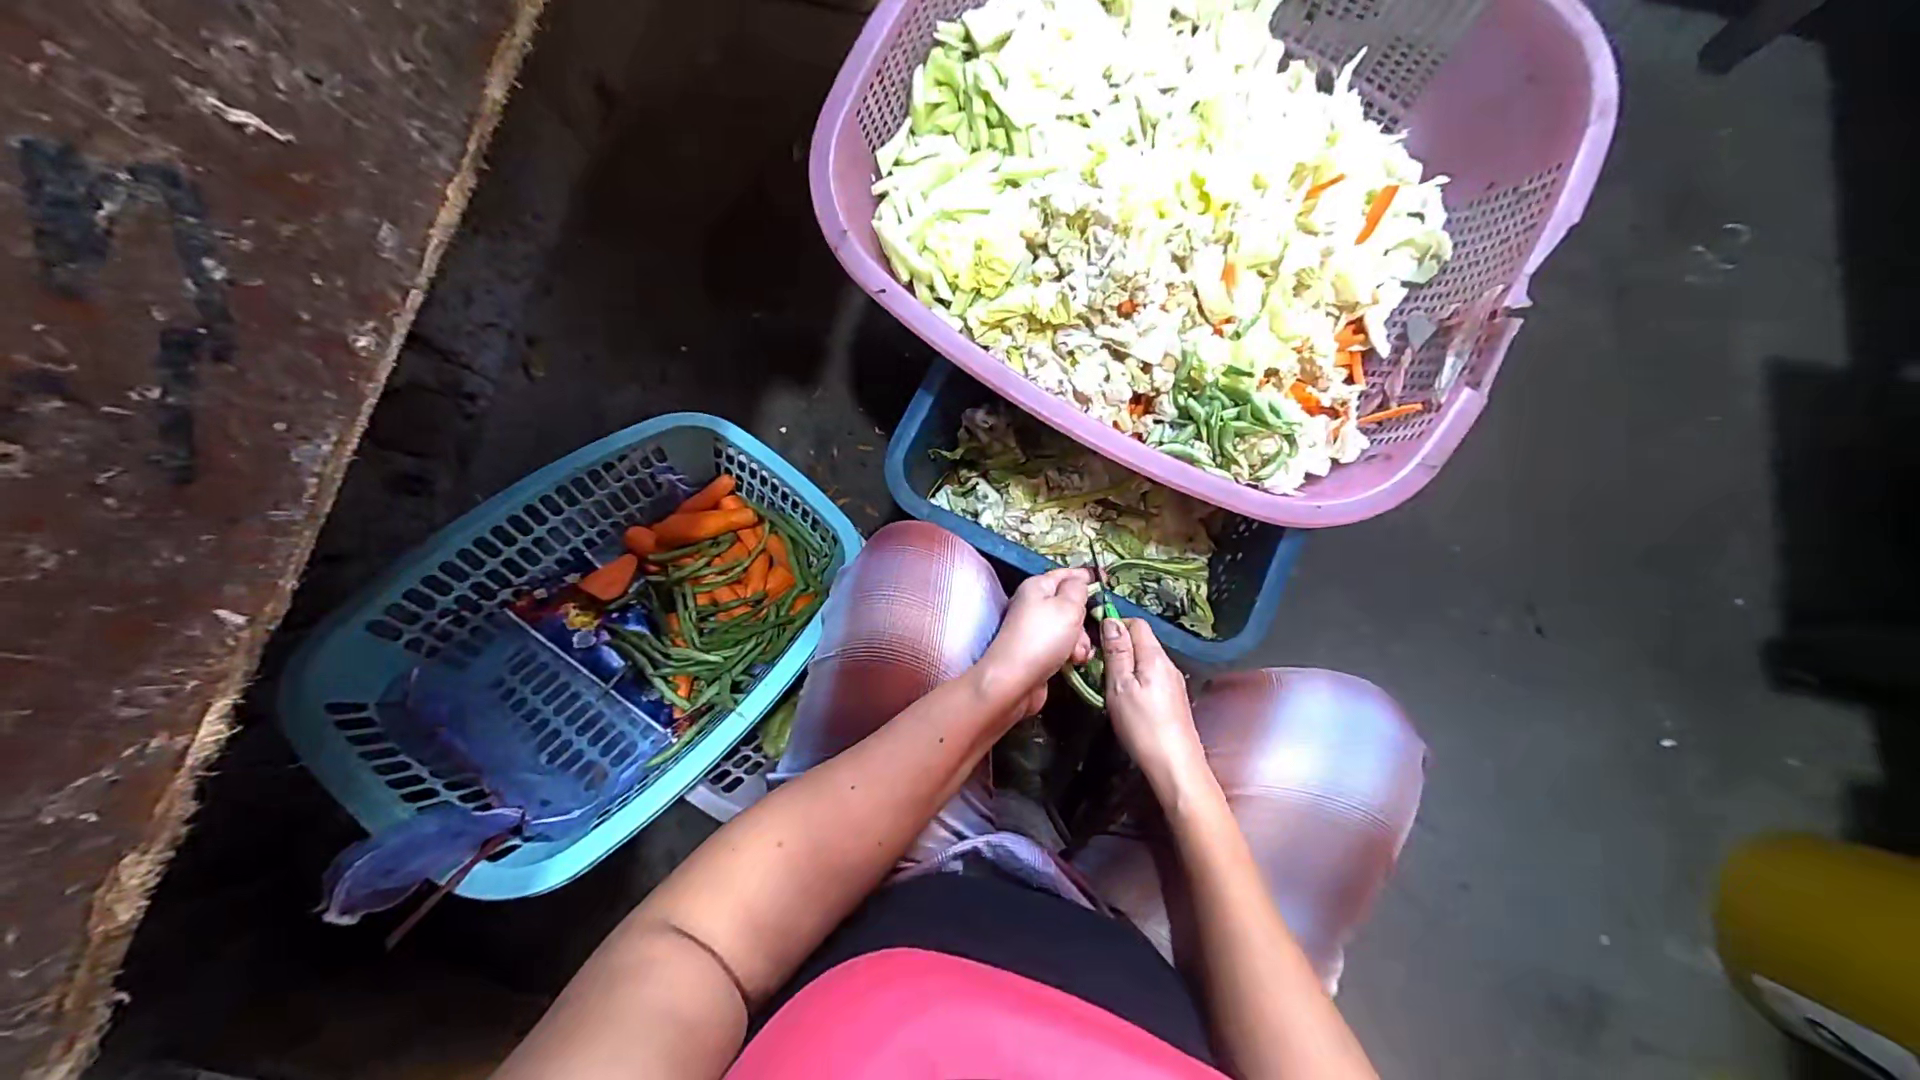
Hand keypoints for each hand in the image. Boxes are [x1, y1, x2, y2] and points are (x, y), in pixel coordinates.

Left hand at [975, 567, 1094, 710]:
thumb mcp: (1068, 606)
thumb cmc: (1043, 638)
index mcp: (1037, 586)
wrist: (1014, 681)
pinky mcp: (1038, 651)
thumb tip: (1079, 580)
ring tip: (1077, 654)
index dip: (1087, 576)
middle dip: (1084, 618)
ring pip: (1070, 628)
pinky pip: (1063, 646)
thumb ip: (1078, 588)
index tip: (1107, 581)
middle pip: (1070, 603)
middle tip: (1085, 631)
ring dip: (1080, 640)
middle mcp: (1033, 604)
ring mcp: (1035, 629)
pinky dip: (1071, 653)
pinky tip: (1074, 663)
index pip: (1066, 574)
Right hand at [1102, 618, 1208, 797]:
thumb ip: (1117, 652)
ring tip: (1106, 678)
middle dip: (1118, 644)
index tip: (1093, 637)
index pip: (1136, 623)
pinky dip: (1135, 676)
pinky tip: (1125, 695)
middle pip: (1142, 640)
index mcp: (1154, 656)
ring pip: (1145, 659)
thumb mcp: (1120, 686)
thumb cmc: (1143, 725)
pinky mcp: (1173, 699)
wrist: (1176, 766)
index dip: (1114, 623)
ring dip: (1125, 662)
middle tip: (1095, 661)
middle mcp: (1167, 664)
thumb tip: (1111, 620)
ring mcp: (1173, 682)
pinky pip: (1151, 675)